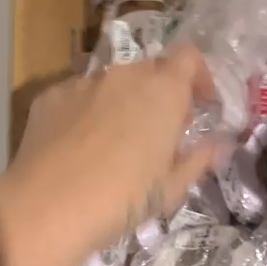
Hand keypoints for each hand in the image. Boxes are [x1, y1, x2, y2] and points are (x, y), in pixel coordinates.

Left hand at [0, 44, 221, 265]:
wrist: (48, 207)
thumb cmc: (123, 200)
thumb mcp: (172, 188)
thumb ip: (200, 159)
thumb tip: (219, 145)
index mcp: (163, 91)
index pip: (189, 58)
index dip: (198, 77)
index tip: (201, 104)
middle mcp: (123, 75)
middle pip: (151, 70)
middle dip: (161, 95)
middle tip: (160, 134)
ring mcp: (82, 83)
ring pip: (112, 84)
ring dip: (123, 104)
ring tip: (116, 144)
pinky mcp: (49, 97)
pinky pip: (78, 97)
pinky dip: (87, 114)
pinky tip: (79, 149)